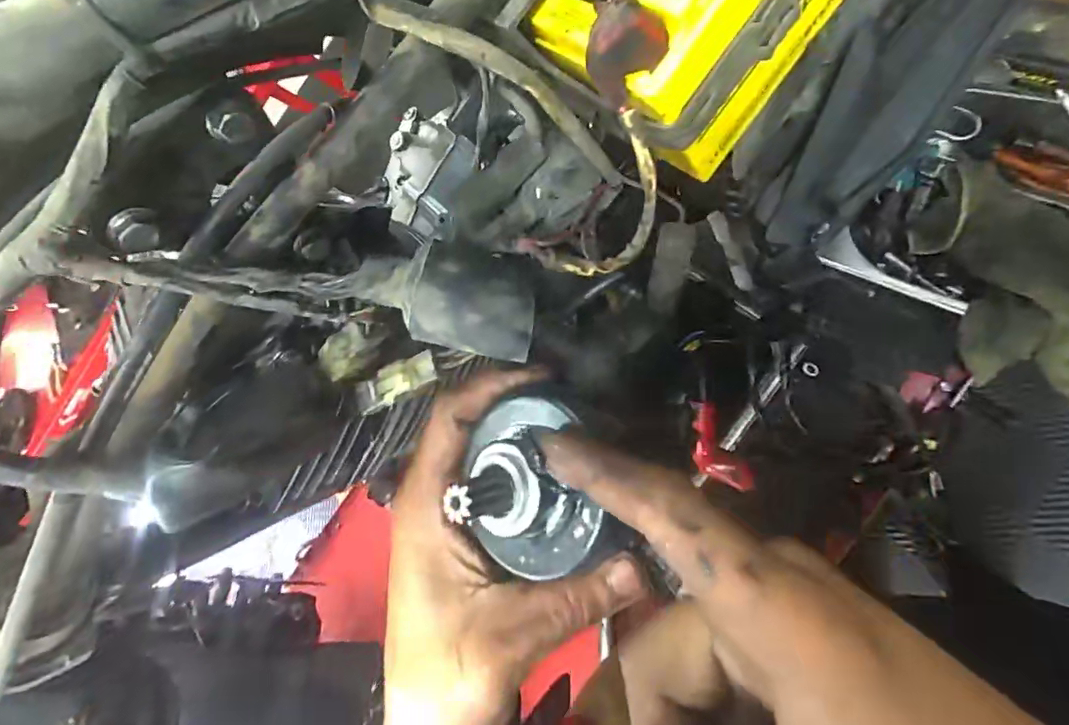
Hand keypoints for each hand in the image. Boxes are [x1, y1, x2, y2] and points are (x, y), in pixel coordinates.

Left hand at [385, 370, 647, 724]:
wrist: (428, 714)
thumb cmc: (453, 669)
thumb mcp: (517, 631)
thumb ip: (580, 596)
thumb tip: (642, 563)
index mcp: (426, 501)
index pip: (449, 416)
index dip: (491, 386)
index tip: (540, 377)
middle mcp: (426, 492)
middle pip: (462, 421)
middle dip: (509, 399)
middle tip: (563, 395)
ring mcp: (437, 508)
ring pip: (471, 445)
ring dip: (510, 426)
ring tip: (562, 418)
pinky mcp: (451, 526)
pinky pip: (480, 473)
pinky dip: (511, 458)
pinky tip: (550, 468)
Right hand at [542, 432, 1038, 724]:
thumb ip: (670, 691)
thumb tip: (609, 698)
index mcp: (765, 598)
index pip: (665, 507)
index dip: (599, 470)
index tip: (546, 444)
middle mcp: (771, 583)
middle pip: (664, 635)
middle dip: (646, 704)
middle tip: (630, 721)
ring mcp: (795, 607)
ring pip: (695, 654)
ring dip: (682, 707)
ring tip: (690, 720)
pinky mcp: (811, 633)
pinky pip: (733, 659)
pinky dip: (713, 698)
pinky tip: (728, 712)